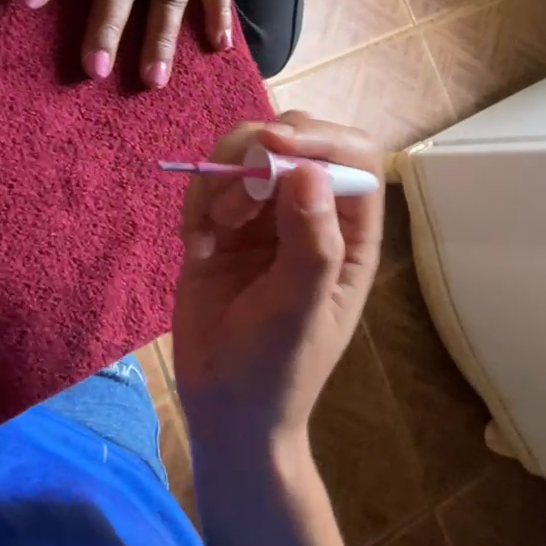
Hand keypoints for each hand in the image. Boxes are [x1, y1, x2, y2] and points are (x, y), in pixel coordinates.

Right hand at [171, 113, 384, 440]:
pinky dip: (195, 201)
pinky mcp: (219, 223)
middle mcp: (308, 213)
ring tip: (211, 228)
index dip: (317, 138)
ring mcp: (262, 215)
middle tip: (231, 199)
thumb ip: (310, 243)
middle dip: (256, 152)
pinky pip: (207, 183)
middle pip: (292, 139)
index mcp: (348, 232)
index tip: (271, 146)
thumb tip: (307, 170)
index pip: (350, 157)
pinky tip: (195, 243)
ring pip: (244, 153)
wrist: (221, 406)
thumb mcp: (299, 310)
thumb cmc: (276, 367)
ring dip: (220, 178)